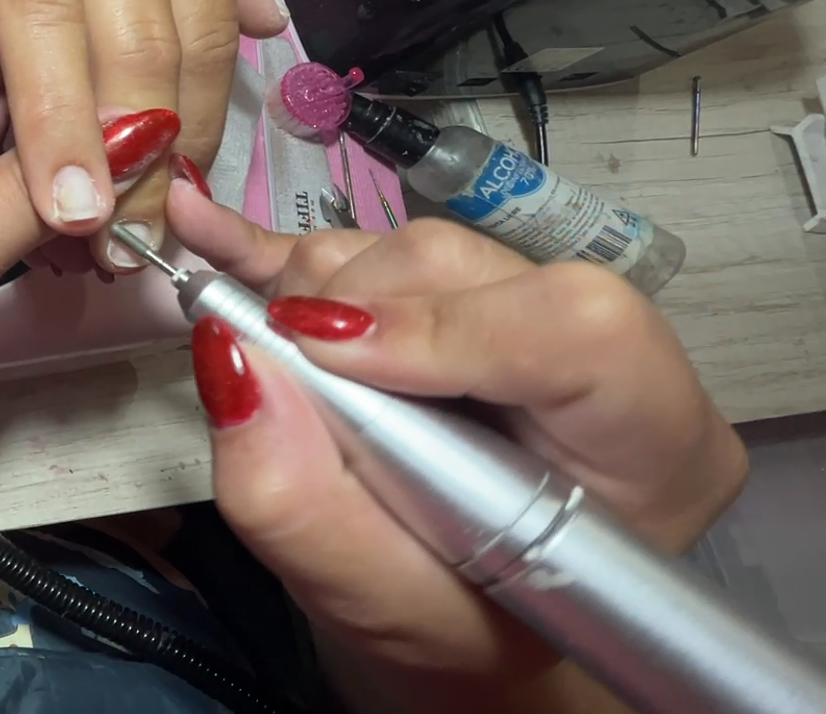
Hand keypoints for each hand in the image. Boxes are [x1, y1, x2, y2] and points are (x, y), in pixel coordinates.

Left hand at [0, 1, 173, 449]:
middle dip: (87, 149)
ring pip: (11, 148)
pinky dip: (32, 221)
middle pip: (19, 92)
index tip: (163, 133)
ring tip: (119, 244)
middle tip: (154, 205)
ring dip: (65, 193)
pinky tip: (74, 257)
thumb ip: (40, 190)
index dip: (92, 77)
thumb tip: (141, 137)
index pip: (14, 33)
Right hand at [164, 182, 747, 706]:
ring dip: (300, 294)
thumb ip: (295, 496)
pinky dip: (250, 240)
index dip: (436, 326)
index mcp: (637, 440)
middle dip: (339, 310)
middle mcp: (580, 347)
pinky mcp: (413, 287)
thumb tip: (229, 354)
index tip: (322, 354)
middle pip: (451, 266)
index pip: (572, 327)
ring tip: (282, 365)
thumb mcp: (370, 596)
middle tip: (290, 376)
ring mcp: (495, 300)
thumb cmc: (436, 614)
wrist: (437, 596)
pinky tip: (195, 219)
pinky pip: (332, 242)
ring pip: (383, 245)